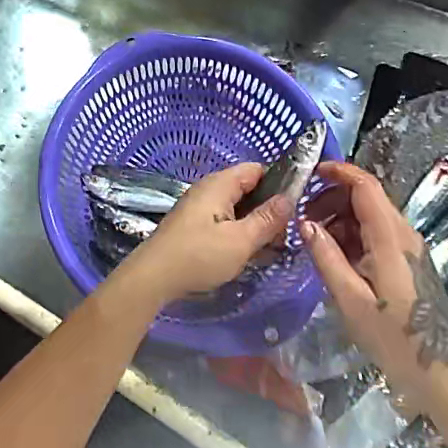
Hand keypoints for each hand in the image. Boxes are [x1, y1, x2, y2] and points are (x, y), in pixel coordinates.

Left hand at [119, 163, 293, 301]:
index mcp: (221, 183)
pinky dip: (238, 231)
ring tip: (269, 248)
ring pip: (237, 207)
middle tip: (283, 235)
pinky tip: (246, 252)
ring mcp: (200, 206)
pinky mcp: (194, 223)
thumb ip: (268, 219)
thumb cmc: (199, 256)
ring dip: (254, 224)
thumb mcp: (241, 240)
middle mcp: (209, 188)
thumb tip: (290, 198)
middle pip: (249, 188)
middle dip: (268, 209)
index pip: (258, 169)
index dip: (279, 184)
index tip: (295, 207)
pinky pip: (224, 219)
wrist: (152, 279)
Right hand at [301, 162, 447, 413]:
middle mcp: (403, 233)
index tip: (312, 171)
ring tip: (315, 239)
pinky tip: (336, 256)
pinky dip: (354, 235)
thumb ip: (327, 257)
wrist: (442, 372)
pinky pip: (378, 234)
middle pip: (367, 197)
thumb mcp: (351, 300)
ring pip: (371, 215)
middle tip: (304, 217)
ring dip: (342, 218)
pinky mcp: (408, 260)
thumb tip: (305, 223)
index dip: (340, 171)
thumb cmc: (395, 338)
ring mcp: (408, 247)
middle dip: (333, 197)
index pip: (366, 185)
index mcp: (390, 236)